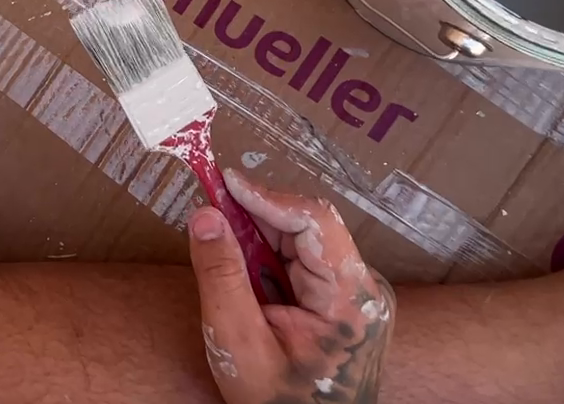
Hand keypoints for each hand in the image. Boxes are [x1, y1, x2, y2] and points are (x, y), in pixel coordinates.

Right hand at [188, 172, 393, 403]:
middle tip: (209, 215)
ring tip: (223, 252)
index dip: (267, 196)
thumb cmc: (277, 401)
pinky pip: (295, 254)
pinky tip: (242, 269)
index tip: (222, 182)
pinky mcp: (336, 295)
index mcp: (349, 301)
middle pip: (303, 224)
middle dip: (253, 215)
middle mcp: (359, 288)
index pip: (314, 222)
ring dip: (255, 234)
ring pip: (297, 235)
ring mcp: (350, 291)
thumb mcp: (238, 341)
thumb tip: (204, 214)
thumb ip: (221, 275)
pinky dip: (262, 252)